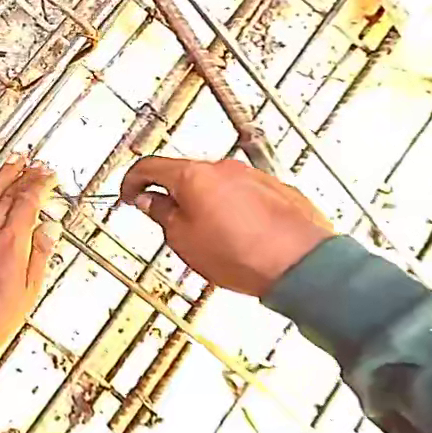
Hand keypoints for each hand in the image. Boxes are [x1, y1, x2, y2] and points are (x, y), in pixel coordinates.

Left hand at [0, 157, 61, 351]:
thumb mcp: (30, 289)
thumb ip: (39, 254)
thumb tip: (49, 228)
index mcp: (12, 241)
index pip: (29, 201)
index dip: (40, 184)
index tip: (49, 176)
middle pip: (8, 193)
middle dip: (23, 175)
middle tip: (33, 163)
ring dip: (0, 177)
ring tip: (10, 164)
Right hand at [119, 157, 333, 297]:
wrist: (302, 265)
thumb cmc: (245, 254)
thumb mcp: (183, 240)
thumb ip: (161, 214)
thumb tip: (151, 202)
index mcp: (193, 175)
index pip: (149, 167)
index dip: (132, 181)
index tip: (129, 193)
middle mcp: (222, 168)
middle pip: (184, 174)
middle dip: (172, 195)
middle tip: (167, 221)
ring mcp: (252, 176)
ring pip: (215, 184)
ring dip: (205, 204)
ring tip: (209, 238)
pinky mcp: (276, 189)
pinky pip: (242, 194)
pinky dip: (233, 209)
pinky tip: (237, 236)